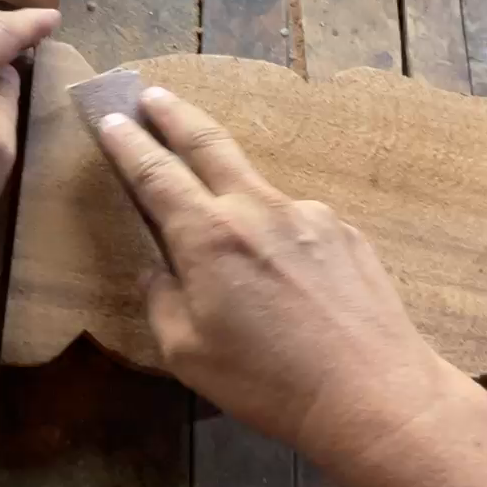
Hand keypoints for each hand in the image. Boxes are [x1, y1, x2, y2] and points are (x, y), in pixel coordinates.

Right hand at [93, 87, 479, 465]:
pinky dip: (277, 236)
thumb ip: (161, 298)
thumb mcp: (186, 352)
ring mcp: (307, 213)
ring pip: (254, 188)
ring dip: (230, 192)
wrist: (374, 394)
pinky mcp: (343, 230)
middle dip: (173, 113)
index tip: (112, 119)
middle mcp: (257, 208)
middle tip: (152, 93)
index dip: (128, 144)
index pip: (156, 173)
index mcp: (209, 235)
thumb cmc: (266, 381)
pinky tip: (288, 280)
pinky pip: (295, 222)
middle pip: (207, 142)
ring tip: (232, 244)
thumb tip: (157, 268)